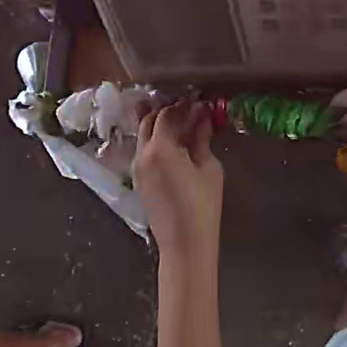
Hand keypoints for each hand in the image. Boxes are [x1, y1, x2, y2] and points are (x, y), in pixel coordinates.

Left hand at [136, 102, 223, 256]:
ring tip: (183, 126)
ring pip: (144, 136)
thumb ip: (201, 139)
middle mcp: (142, 154)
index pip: (167, 116)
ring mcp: (137, 168)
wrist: (185, 244)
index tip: (199, 102)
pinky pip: (145, 152)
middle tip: (189, 110)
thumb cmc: (203, 205)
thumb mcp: (208, 168)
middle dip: (167, 112)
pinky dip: (157, 142)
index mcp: (160, 149)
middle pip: (149, 122)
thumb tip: (202, 118)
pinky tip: (176, 146)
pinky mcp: (139, 180)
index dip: (183, 106)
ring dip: (160, 126)